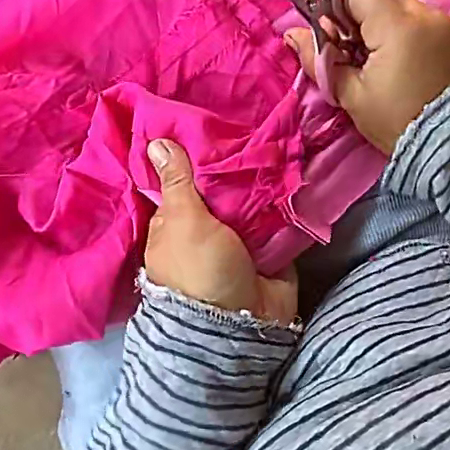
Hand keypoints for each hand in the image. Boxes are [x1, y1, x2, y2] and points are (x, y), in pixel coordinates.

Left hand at [142, 138, 297, 322]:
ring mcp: (239, 244)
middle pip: (221, 193)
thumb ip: (177, 181)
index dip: (195, 160)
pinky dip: (285, 206)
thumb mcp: (183, 220)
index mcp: (174, 228)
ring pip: (251, 205)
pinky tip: (294, 175)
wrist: (241, 322)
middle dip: (235, 170)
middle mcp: (205, 234)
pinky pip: (278, 222)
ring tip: (277, 145)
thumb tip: (155, 141)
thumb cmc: (201, 269)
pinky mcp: (270, 253)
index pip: (183, 186)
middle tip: (252, 131)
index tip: (212, 127)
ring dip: (263, 185)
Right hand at [288, 0, 449, 154]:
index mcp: (397, 25)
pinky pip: (413, 14)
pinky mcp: (447, 33)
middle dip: (356, 9)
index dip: (337, 4)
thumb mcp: (352, 95)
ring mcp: (439, 21)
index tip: (332, 35)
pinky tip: (391, 57)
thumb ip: (320, 59)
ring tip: (370, 54)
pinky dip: (396, 25)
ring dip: (377, 17)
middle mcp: (422, 13)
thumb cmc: (395, 122)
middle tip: (349, 46)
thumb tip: (292, 34)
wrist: (449, 143)